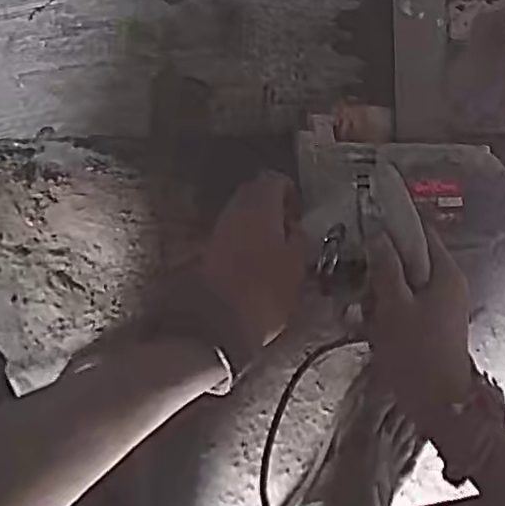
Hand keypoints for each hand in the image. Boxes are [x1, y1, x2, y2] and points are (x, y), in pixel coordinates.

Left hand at [194, 171, 307, 355]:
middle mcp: (233, 209)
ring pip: (241, 218)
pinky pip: (230, 239)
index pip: (274, 180)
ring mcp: (215, 230)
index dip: (290, 193)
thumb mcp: (296, 267)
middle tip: (291, 234)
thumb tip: (296, 228)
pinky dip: (244, 246)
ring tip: (276, 256)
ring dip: (257, 229)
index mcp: (258, 204)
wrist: (213, 325)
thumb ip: (299, 240)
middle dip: (272, 210)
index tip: (300, 214)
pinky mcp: (204, 253)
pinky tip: (256, 270)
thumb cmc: (263, 290)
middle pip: (254, 196)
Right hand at [365, 225, 474, 436]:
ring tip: (363, 303)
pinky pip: (404, 301)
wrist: (439, 407)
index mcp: (446, 272)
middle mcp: (447, 283)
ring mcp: (440, 304)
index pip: (421, 230)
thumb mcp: (394, 305)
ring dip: (380, 287)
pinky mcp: (430, 322)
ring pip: (403, 279)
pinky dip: (386, 305)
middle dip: (382, 261)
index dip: (395, 221)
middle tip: (358, 268)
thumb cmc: (417, 353)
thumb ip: (386, 266)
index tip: (367, 217)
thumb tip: (377, 232)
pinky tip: (370, 321)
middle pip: (410, 255)